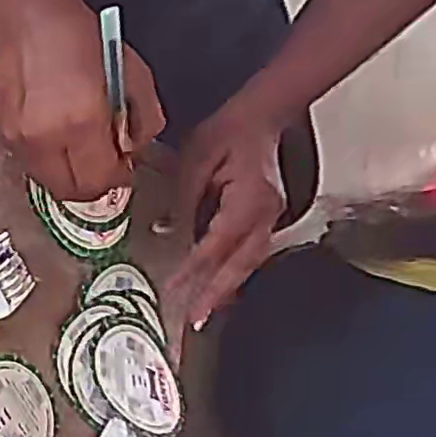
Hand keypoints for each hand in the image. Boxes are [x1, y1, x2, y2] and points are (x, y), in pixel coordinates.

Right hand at [0, 0, 163, 200]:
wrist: (27, 16)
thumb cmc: (81, 37)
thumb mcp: (132, 73)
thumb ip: (143, 119)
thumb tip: (133, 148)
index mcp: (81, 123)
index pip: (99, 181)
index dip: (116, 181)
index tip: (124, 169)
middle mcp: (44, 139)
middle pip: (69, 191)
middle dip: (90, 184)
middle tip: (104, 164)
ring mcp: (17, 139)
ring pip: (46, 179)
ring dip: (66, 171)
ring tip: (78, 144)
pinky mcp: (0, 132)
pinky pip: (28, 159)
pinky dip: (47, 155)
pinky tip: (54, 128)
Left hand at [165, 106, 284, 333]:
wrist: (260, 116)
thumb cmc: (226, 134)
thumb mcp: (194, 162)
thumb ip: (181, 201)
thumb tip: (165, 234)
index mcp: (249, 201)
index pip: (217, 244)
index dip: (194, 269)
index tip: (175, 288)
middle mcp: (265, 216)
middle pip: (239, 264)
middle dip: (215, 294)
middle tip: (192, 320)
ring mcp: (270, 219)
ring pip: (247, 263)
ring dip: (224, 289)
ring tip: (202, 313)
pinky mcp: (264, 219)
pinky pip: (248, 253)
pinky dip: (232, 273)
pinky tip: (217, 289)